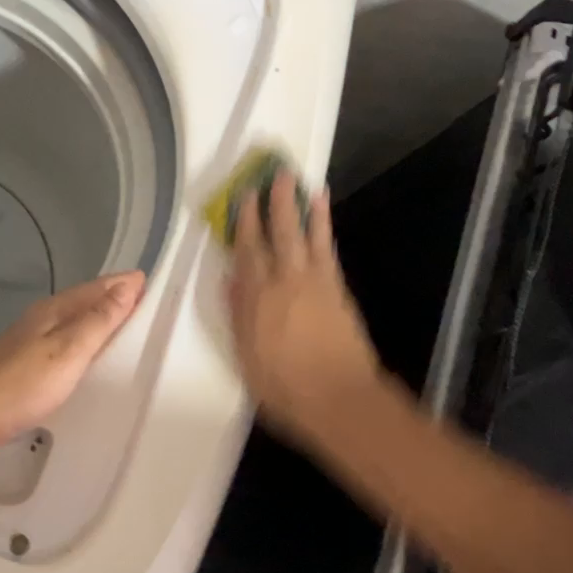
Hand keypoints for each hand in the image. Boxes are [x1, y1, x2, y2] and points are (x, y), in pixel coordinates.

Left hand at [0, 270, 146, 449]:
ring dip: (99, 318)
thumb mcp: (69, 350)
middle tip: (144, 300)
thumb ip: (99, 320)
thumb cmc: (24, 383)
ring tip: (124, 325)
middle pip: (84, 301)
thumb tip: (128, 286)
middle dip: (113, 298)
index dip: (122, 284)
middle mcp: (42, 318)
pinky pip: (64, 340)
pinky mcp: (25, 363)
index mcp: (54, 310)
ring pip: (73, 320)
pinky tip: (88, 354)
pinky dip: (84, 339)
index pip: (96, 288)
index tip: (148, 282)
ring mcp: (30, 341)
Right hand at [226, 172, 385, 437]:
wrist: (339, 399)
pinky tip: (321, 212)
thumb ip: (240, 316)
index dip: (245, 222)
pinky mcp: (337, 288)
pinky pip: (328, 248)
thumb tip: (232, 280)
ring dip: (301, 206)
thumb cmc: (285, 387)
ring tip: (301, 181)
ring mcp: (314, 282)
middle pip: (278, 234)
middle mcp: (284, 281)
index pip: (247, 252)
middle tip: (273, 173)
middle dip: (274, 202)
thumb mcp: (247, 358)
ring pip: (305, 234)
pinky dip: (324, 227)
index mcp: (257, 299)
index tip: (244, 196)